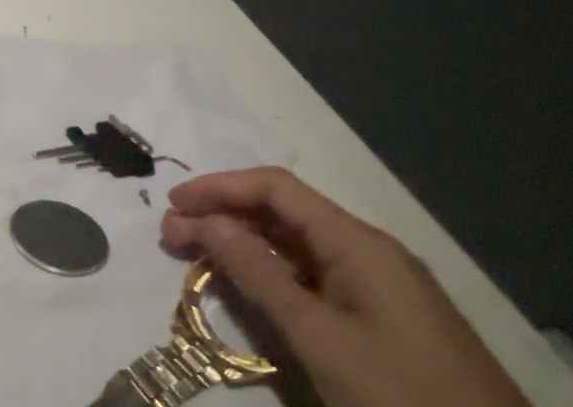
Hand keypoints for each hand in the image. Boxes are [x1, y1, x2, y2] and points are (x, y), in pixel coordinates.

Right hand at [160, 167, 530, 406]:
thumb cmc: (401, 394)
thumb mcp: (318, 337)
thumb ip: (258, 274)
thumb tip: (206, 221)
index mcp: (358, 242)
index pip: (276, 188)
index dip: (219, 188)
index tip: (172, 205)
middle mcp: (369, 251)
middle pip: (284, 212)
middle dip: (224, 215)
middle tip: (171, 236)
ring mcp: (381, 286)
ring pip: (298, 246)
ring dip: (244, 245)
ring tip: (197, 257)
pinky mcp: (385, 319)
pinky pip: (316, 278)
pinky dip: (273, 274)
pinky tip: (249, 289)